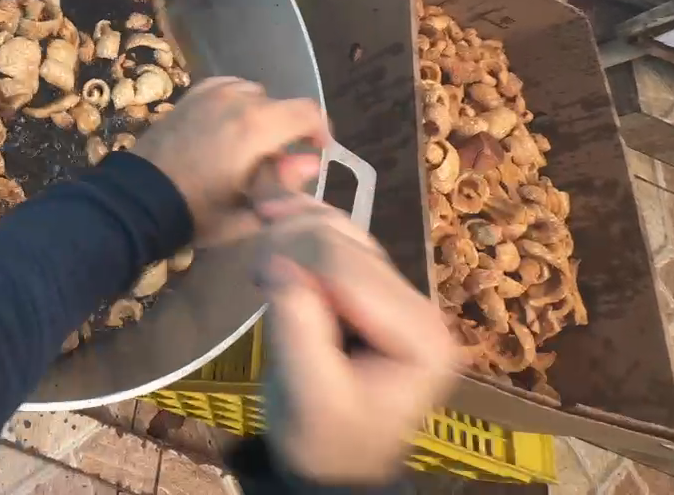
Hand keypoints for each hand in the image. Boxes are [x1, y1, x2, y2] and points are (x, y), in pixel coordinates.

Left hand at [130, 78, 328, 244]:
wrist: (137, 197)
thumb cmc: (197, 211)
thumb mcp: (248, 210)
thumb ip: (285, 185)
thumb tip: (309, 163)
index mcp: (255, 126)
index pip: (306, 111)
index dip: (320, 130)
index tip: (317, 152)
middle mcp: (234, 100)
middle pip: (278, 103)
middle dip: (286, 129)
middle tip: (277, 163)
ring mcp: (208, 94)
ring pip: (251, 93)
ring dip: (259, 114)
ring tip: (249, 146)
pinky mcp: (188, 97)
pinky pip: (224, 88)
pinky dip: (234, 102)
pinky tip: (226, 127)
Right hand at [257, 203, 458, 483]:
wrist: (330, 460)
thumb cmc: (321, 438)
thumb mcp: (309, 394)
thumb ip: (298, 327)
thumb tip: (276, 263)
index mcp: (420, 337)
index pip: (347, 268)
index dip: (295, 259)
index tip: (255, 278)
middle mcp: (419, 306)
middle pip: (342, 243)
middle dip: (290, 244)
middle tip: (254, 273)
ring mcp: (397, 292)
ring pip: (338, 228)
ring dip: (292, 227)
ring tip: (259, 251)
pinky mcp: (372, 284)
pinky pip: (335, 232)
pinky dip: (301, 219)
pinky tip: (271, 213)